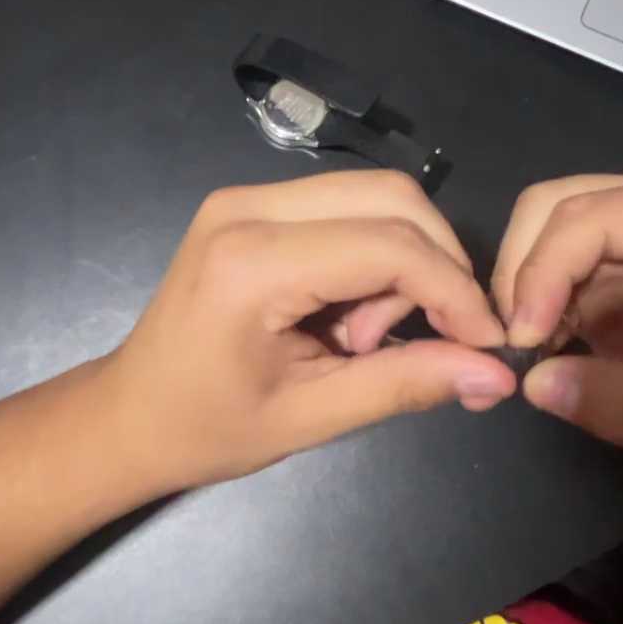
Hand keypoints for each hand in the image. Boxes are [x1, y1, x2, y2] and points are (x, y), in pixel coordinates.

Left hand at [97, 171, 515, 490]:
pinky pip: (345, 206)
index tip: (489, 342)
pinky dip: (373, 252)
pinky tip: (348, 312)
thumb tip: (496, 375)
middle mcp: (248, 205)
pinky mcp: (252, 202)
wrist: (126, 414)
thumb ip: (404, 383)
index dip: (454, 290)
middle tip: (429, 336)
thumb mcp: (310, 417)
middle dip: (436, 264)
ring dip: (402, 260)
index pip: (389, 246)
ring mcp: (246, 195)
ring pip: (373, 195)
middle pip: (390, 196)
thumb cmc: (205, 428)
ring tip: (366, 335)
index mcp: (253, 262)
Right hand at [493, 174, 622, 464]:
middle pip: (553, 204)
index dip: (545, 271)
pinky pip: (542, 255)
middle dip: (523, 268)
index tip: (522, 337)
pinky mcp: (603, 251)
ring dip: (519, 281)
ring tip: (527, 341)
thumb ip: (614, 400)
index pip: (590, 218)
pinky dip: (526, 295)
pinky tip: (538, 339)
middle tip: (515, 336)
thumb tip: (531, 383)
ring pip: (538, 223)